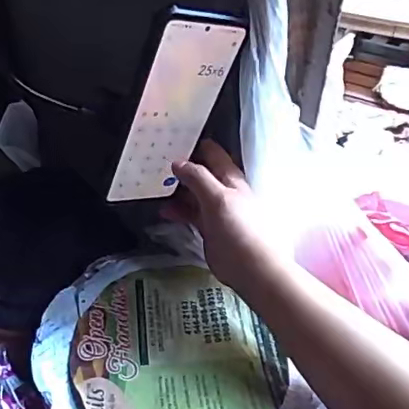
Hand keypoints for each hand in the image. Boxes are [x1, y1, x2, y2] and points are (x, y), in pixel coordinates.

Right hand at [168, 139, 290, 297]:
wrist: (253, 268)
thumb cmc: (240, 229)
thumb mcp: (218, 198)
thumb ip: (199, 178)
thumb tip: (179, 162)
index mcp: (231, 179)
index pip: (212, 154)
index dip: (194, 145)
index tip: (171, 140)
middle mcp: (225, 192)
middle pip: (201, 173)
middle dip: (181, 168)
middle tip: (155, 163)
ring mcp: (217, 211)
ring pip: (194, 194)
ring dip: (177, 190)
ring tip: (154, 186)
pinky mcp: (210, 229)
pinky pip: (192, 214)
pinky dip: (178, 211)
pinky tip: (164, 210)